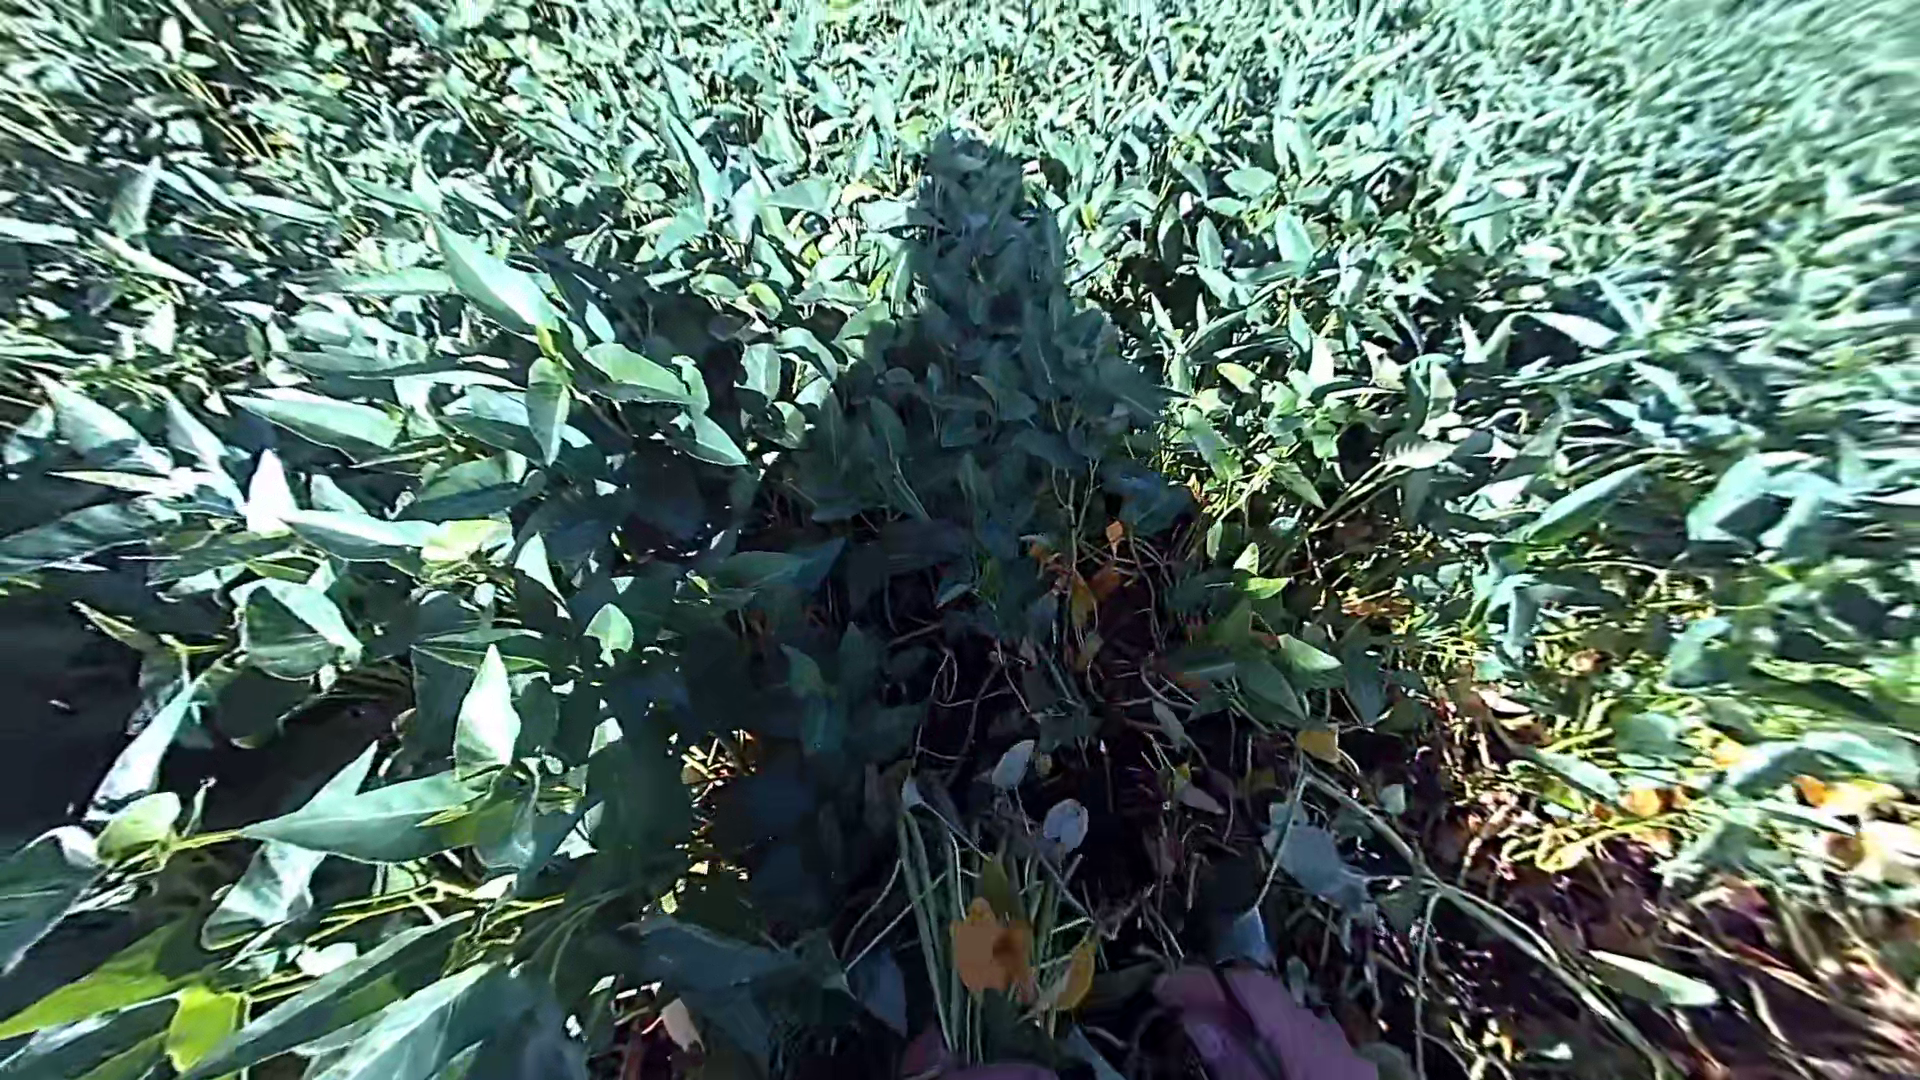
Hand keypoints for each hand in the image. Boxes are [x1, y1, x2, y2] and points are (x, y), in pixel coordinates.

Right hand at [1154, 966, 1376, 1079]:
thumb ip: (1233, 1067)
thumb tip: (1195, 1018)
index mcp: (1311, 1046)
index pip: (1249, 984)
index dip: (1202, 980)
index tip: (1163, 992)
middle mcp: (1334, 1044)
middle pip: (1265, 1000)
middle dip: (1217, 1000)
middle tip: (1177, 1012)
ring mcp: (1350, 1066)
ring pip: (1282, 1024)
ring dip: (1239, 1023)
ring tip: (1204, 1036)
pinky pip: (1303, 1049)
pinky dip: (1267, 1046)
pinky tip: (1246, 1064)